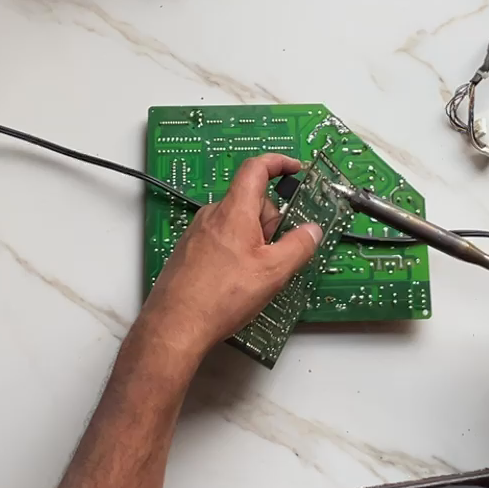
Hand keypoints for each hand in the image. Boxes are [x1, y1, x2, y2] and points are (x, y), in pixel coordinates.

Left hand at [138, 153, 322, 363]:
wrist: (176, 324)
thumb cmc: (218, 297)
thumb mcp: (273, 272)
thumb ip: (299, 246)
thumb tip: (312, 231)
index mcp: (235, 210)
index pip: (257, 168)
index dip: (279, 163)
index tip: (294, 168)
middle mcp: (213, 215)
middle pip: (251, 200)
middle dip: (272, 220)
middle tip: (279, 250)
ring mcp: (198, 232)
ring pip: (238, 221)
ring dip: (255, 238)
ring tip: (257, 272)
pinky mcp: (191, 250)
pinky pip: (222, 237)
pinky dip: (237, 249)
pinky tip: (238, 279)